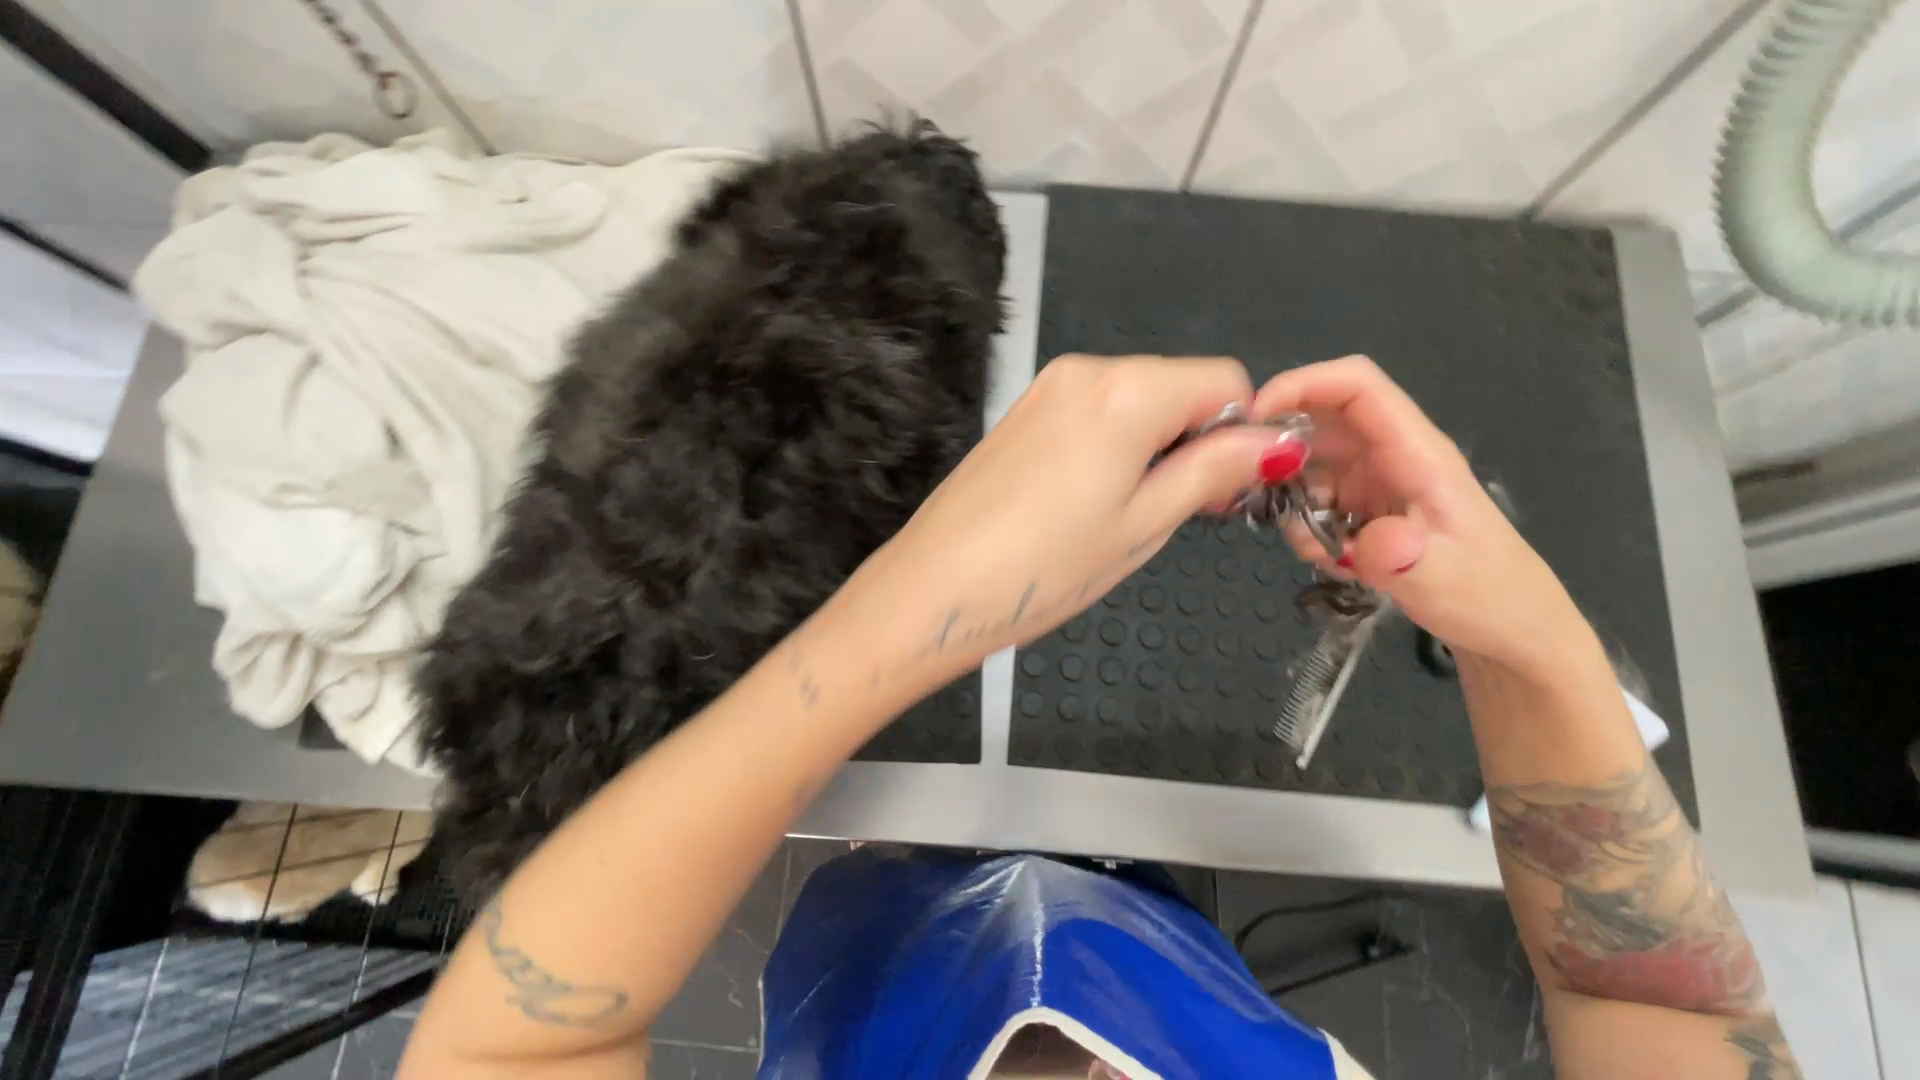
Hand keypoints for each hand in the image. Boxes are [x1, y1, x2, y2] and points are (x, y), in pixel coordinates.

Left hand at [847, 354, 1308, 671]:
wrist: (934, 588)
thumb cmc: (1047, 567)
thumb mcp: (1144, 524)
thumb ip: (1213, 471)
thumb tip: (1277, 442)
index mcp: (1127, 389)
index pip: (1225, 379)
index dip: (1241, 432)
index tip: (1227, 489)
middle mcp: (1086, 369)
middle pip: (1178, 385)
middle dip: (1197, 438)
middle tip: (1178, 510)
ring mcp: (1046, 388)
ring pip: (1136, 399)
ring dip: (1154, 444)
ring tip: (1126, 513)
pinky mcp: (1022, 412)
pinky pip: (1094, 412)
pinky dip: (1114, 444)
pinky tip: (1089, 499)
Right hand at [1251, 355, 1583, 670]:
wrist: (1512, 632)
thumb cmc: (1490, 597)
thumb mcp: (1447, 581)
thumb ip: (1400, 558)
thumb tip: (1366, 540)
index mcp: (1418, 453)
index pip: (1357, 387)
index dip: (1301, 384)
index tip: (1251, 418)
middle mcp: (1392, 457)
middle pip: (1321, 419)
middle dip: (1281, 446)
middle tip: (1253, 491)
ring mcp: (1376, 483)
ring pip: (1310, 462)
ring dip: (1290, 495)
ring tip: (1311, 544)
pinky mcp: (1365, 510)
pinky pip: (1315, 499)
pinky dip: (1303, 523)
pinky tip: (1326, 558)